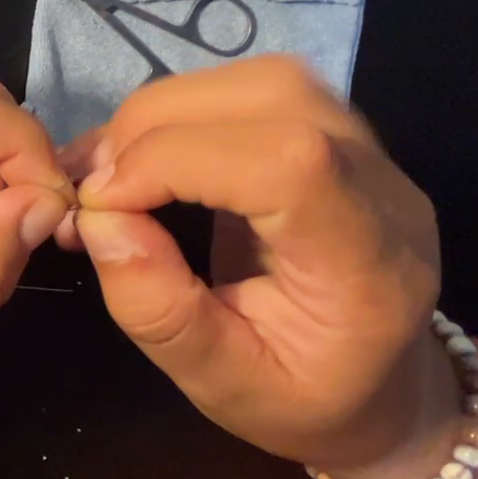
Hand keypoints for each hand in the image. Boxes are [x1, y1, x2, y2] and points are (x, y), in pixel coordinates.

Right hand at [62, 57, 454, 473]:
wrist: (380, 388)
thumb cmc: (301, 398)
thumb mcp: (217, 384)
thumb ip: (157, 310)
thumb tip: (97, 218)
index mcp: (367, 264)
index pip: (286, 163)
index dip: (174, 162)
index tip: (101, 206)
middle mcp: (379, 186)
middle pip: (268, 97)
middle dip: (152, 130)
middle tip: (97, 190)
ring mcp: (363, 150)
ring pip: (253, 80)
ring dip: (159, 114)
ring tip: (117, 173)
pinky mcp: (329, 134)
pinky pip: (245, 90)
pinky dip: (175, 112)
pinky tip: (143, 158)